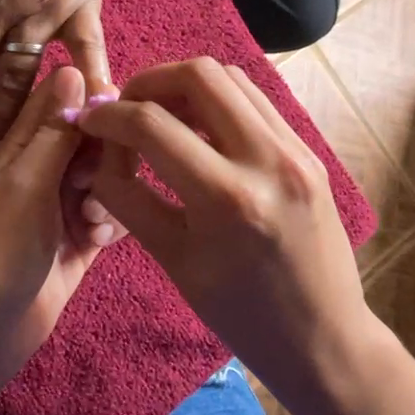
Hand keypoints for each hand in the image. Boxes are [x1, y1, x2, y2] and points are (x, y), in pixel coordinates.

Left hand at [0, 66, 114, 372]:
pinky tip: (100, 243)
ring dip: (113, 193)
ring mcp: (65, 204)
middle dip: (110, 156)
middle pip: (98, 137)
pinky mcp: (81, 240)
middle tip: (94, 189)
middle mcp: (47, 167)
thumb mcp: (27, 183)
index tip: (123, 119)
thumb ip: (54, 131)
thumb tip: (73, 66)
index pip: (68, 99)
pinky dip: (114, 222)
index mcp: (24, 144)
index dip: (99, 101)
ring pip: (111, 175)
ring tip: (94, 226)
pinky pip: (114, 214)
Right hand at [75, 59, 375, 390]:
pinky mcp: (307, 150)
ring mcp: (296, 149)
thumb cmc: (241, 315)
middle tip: (125, 109)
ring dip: (183, 84)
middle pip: (198, 74)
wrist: (325, 339)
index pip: (152, 124)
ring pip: (230, 77)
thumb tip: (96, 156)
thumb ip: (128, 199)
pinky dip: (216, 99)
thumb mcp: (173, 261)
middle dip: (147, 82)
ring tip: (158, 115)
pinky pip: (254, 99)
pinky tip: (195, 127)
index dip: (108, 117)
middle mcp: (268, 159)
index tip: (88, 122)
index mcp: (228, 198)